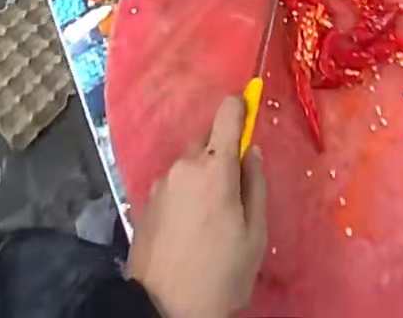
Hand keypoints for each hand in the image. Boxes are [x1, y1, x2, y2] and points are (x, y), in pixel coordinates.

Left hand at [127, 96, 268, 317]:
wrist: (161, 314)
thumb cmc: (219, 276)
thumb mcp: (254, 236)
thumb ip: (256, 185)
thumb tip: (251, 150)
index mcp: (216, 168)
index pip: (227, 113)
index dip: (239, 106)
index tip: (248, 108)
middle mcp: (185, 165)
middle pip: (208, 140)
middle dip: (221, 154)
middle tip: (231, 192)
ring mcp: (162, 182)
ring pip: (189, 164)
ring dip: (201, 176)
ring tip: (208, 219)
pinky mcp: (146, 202)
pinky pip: (173, 184)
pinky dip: (184, 194)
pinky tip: (188, 228)